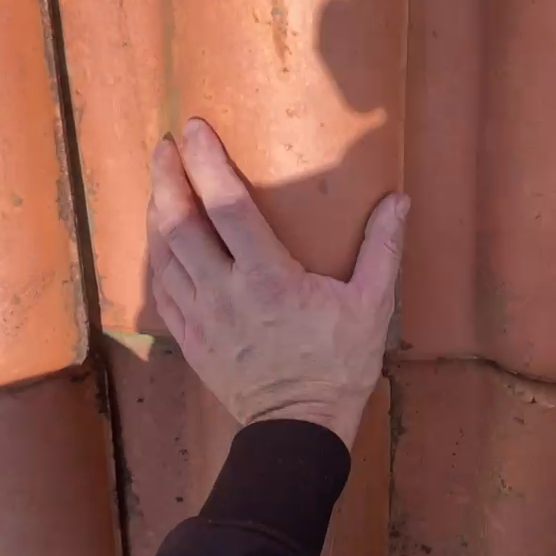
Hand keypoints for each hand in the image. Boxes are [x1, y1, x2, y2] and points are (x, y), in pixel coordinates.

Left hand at [147, 118, 407, 447]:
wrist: (299, 426)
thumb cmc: (340, 364)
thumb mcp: (373, 306)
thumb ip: (383, 249)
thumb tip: (398, 200)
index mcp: (268, 278)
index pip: (227, 207)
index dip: (207, 163)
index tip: (194, 129)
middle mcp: (224, 292)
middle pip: (179, 224)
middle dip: (167, 178)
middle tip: (166, 146)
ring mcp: (201, 317)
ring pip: (163, 254)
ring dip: (157, 212)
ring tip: (161, 182)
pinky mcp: (191, 339)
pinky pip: (163, 288)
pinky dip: (157, 255)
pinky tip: (160, 239)